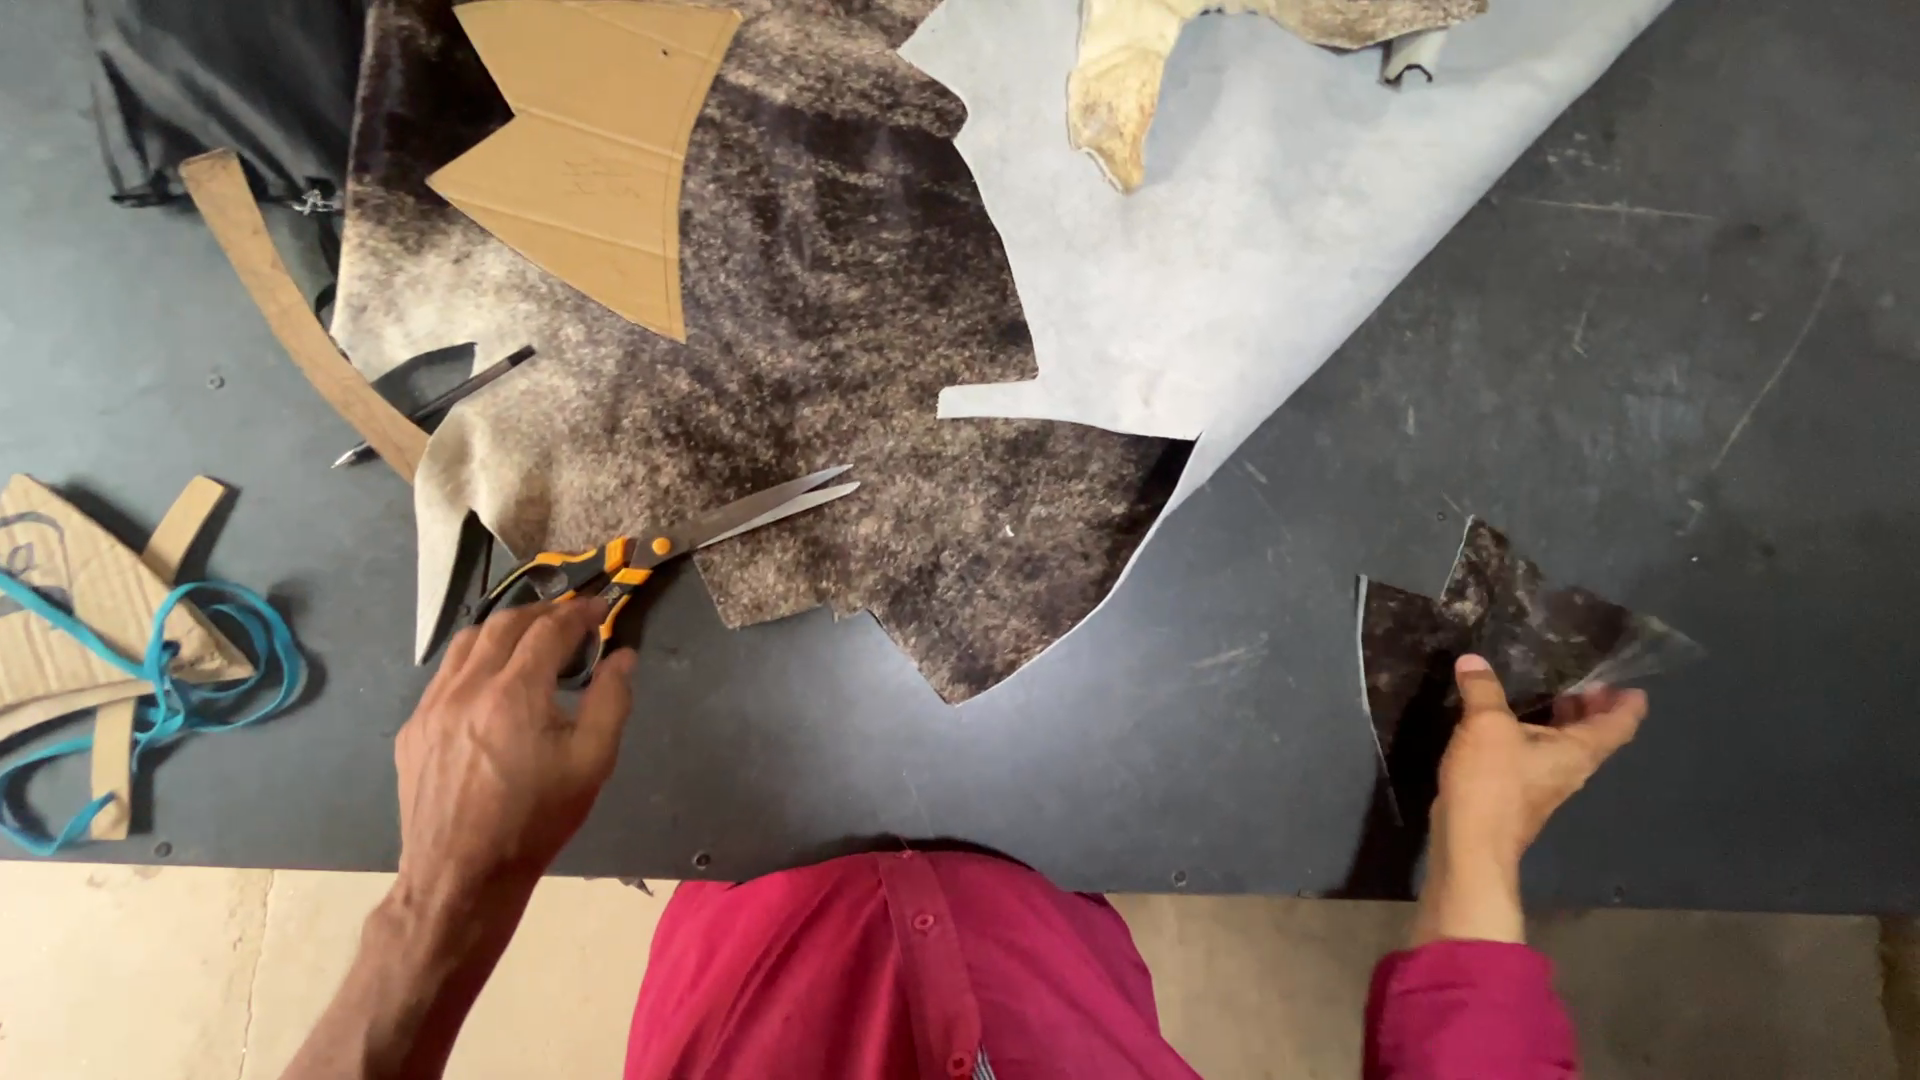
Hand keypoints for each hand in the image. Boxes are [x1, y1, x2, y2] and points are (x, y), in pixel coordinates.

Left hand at [392, 598, 636, 908]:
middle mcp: (466, 689)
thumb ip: (612, 699)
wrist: (462, 875)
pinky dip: (477, 658)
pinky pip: (445, 674)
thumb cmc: (537, 817)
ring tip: (533, 637)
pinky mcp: (414, 729)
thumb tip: (623, 656)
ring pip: (466, 642)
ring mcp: (431, 708)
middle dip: (543, 612)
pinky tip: (495, 679)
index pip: (549, 630)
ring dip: (505, 629)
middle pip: (504, 624)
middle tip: (572, 617)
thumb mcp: (594, 760)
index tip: (602, 609)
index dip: (580, 613)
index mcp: (514, 694)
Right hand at [1411, 654, 1646, 944]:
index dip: (1627, 704)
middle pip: (1595, 736)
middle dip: (1592, 710)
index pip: (1618, 724)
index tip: (1632, 687)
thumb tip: (1472, 660)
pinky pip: (1540, 756)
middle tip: (1583, 683)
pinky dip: (1537, 736)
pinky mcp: (1521, 793)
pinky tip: (1511, 727)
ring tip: (1549, 698)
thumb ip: (1481, 690)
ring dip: (1564, 723)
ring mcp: (1547, 784)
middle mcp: (1571, 768)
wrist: (1472, 838)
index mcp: (1578, 751)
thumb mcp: (1485, 725)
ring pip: (1567, 747)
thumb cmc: (1492, 779)